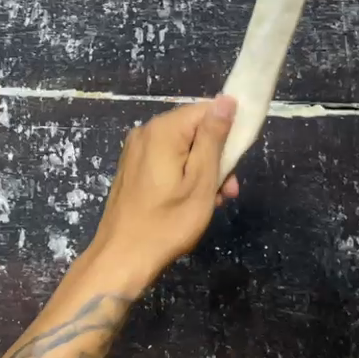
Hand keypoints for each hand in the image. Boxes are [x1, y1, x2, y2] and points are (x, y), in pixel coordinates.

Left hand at [84, 97, 239, 290]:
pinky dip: (184, 175)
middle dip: (215, 156)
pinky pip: (167, 159)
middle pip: (193, 130)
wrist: (122, 258)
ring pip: (182, 147)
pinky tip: (192, 201)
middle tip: (228, 190)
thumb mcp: (200, 181)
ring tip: (213, 201)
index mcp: (163, 130)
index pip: (205, 110)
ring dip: (202, 170)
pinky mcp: (133, 167)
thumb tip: (226, 99)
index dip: (226, 131)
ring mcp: (136, 150)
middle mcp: (146, 132)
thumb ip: (213, 137)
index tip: (236, 160)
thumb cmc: (167, 222)